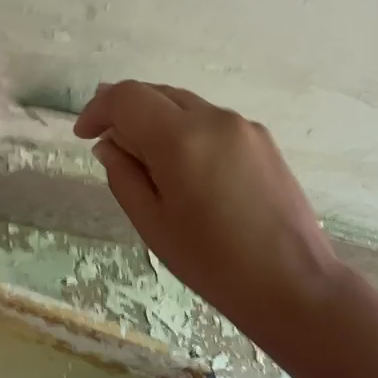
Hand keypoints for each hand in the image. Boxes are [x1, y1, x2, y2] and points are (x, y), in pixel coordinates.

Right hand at [73, 81, 343, 331]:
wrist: (292, 283)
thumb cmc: (213, 264)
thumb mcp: (154, 225)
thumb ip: (124, 176)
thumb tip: (111, 145)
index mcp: (181, 138)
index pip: (127, 97)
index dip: (98, 109)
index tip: (85, 135)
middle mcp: (215, 119)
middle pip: (159, 94)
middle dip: (128, 113)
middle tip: (111, 147)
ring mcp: (245, 128)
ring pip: (188, 107)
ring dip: (160, 123)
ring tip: (149, 165)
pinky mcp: (265, 142)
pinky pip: (214, 125)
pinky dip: (190, 134)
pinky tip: (189, 173)